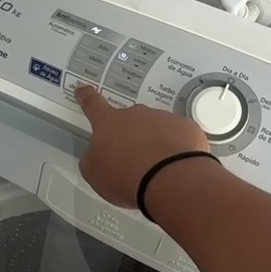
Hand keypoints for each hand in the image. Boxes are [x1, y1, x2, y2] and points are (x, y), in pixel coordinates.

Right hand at [73, 85, 210, 207]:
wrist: (171, 180)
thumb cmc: (129, 177)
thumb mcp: (94, 173)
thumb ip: (92, 158)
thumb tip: (96, 156)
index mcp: (108, 123)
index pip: (93, 104)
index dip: (87, 97)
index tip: (84, 91)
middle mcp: (135, 115)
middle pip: (128, 119)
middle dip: (129, 135)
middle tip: (131, 158)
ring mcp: (162, 118)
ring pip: (155, 127)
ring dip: (154, 142)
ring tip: (155, 167)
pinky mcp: (185, 127)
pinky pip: (178, 134)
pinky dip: (176, 147)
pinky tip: (175, 165)